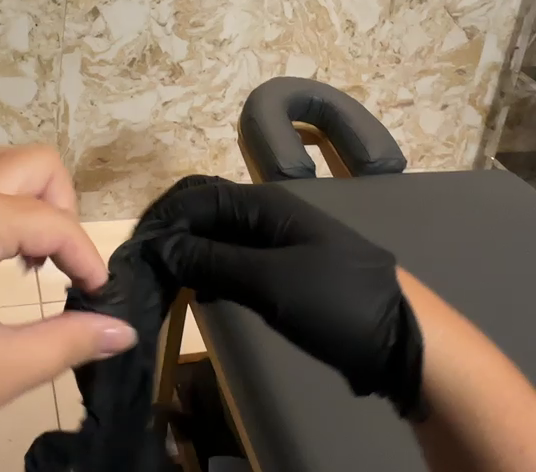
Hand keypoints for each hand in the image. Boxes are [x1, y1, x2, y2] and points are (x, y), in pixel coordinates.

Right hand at [144, 175, 425, 417]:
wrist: (399, 337)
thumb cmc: (335, 300)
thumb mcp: (270, 282)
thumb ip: (215, 262)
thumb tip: (163, 247)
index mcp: (262, 204)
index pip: (196, 199)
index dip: (164, 220)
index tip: (135, 250)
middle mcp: (265, 215)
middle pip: (205, 216)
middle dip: (174, 237)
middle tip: (144, 268)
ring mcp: (276, 243)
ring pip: (219, 241)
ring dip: (190, 257)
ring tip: (161, 282)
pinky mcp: (283, 271)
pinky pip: (235, 262)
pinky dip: (212, 274)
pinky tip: (197, 294)